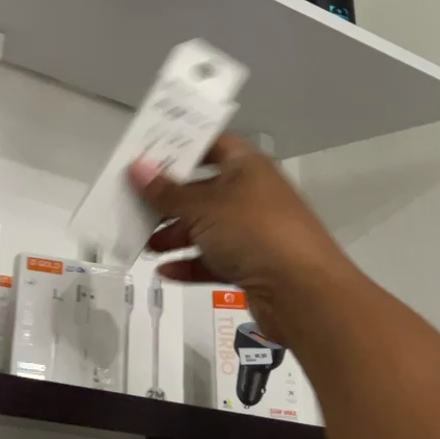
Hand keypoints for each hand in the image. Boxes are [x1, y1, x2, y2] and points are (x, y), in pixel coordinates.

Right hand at [128, 133, 350, 341]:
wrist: (305, 294)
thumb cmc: (254, 232)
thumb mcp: (203, 207)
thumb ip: (166, 192)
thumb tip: (137, 167)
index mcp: (247, 167)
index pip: (212, 144)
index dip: (181, 146)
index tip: (148, 152)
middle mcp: (251, 195)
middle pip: (203, 189)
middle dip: (169, 198)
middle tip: (134, 201)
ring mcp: (254, 232)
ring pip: (206, 227)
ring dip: (175, 234)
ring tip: (144, 243)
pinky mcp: (253, 265)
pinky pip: (214, 259)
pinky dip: (190, 264)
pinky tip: (165, 271)